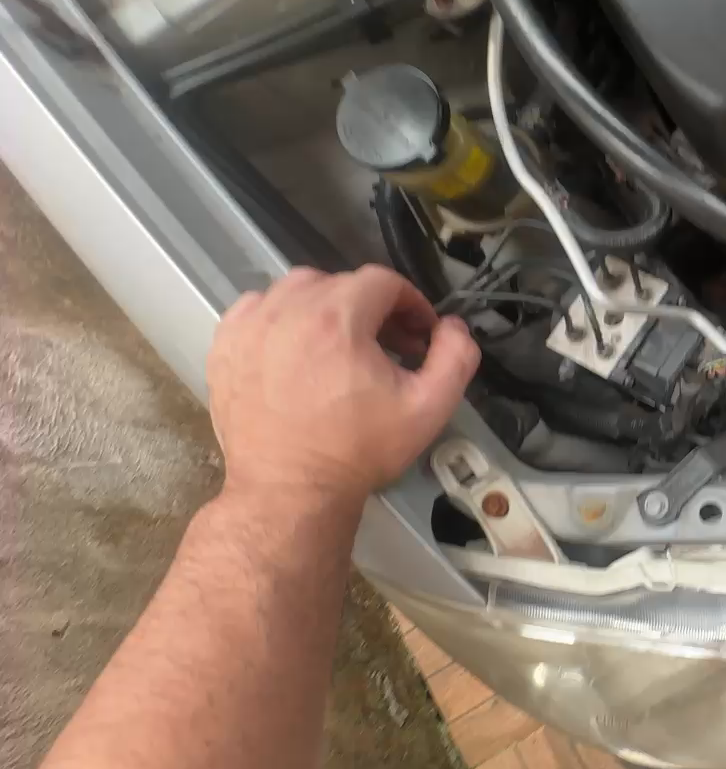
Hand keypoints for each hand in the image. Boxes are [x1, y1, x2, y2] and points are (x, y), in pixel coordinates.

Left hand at [207, 265, 479, 507]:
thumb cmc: (364, 446)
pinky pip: (256, 308)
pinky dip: (285, 316)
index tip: (422, 333)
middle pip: (339, 281)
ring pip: (294, 289)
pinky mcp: (224, 348)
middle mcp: (285, 313)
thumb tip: (451, 326)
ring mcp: (246, 329)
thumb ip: (457, 355)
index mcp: (336, 321)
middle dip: (374, 305)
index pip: (381, 281)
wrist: (292, 487)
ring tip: (346, 343)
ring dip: (329, 306)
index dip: (412, 301)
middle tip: (392, 343)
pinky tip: (303, 347)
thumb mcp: (433, 404)